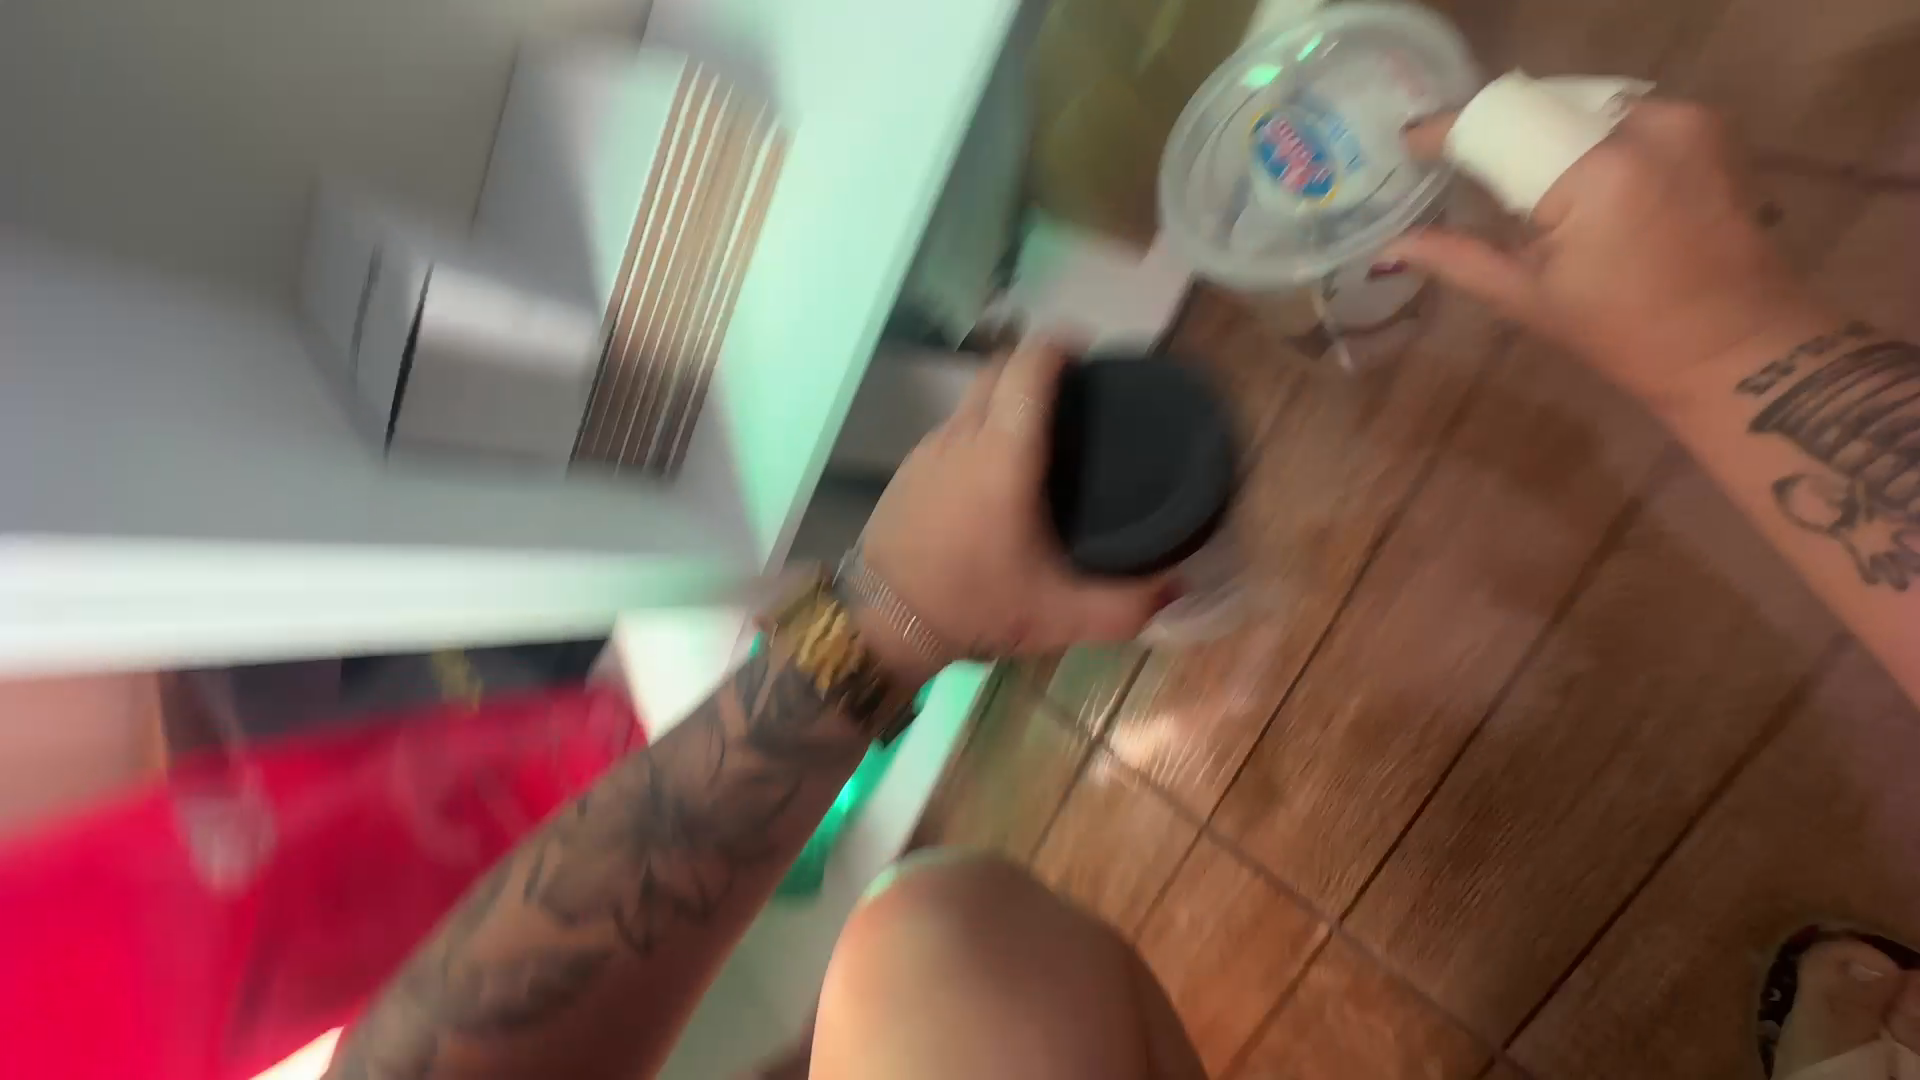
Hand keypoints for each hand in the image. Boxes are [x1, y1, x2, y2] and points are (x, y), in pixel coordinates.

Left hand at [856, 341, 1168, 676]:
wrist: (881, 623)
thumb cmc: (973, 607)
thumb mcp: (1059, 617)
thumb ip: (1126, 606)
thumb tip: (1180, 588)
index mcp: (1002, 454)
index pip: (1028, 366)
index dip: (1060, 346)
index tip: (1090, 354)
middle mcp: (961, 437)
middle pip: (998, 370)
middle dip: (1035, 366)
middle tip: (1074, 396)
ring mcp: (926, 450)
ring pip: (971, 400)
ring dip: (1004, 400)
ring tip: (1040, 435)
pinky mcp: (907, 470)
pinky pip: (951, 429)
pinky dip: (978, 430)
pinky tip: (994, 472)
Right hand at [1390, 100, 1836, 409]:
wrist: (1731, 340)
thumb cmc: (1617, 331)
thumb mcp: (1522, 296)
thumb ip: (1454, 259)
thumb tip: (1391, 246)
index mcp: (1596, 172)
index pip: (1503, 128)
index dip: (1447, 130)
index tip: (1407, 140)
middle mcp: (1647, 126)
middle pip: (1542, 105)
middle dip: (1492, 128)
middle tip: (1446, 156)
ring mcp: (1685, 119)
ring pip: (1581, 103)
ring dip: (1535, 128)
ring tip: (1495, 163)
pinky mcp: (1704, 126)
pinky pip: (1619, 111)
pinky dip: (1577, 131)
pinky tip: (1554, 166)